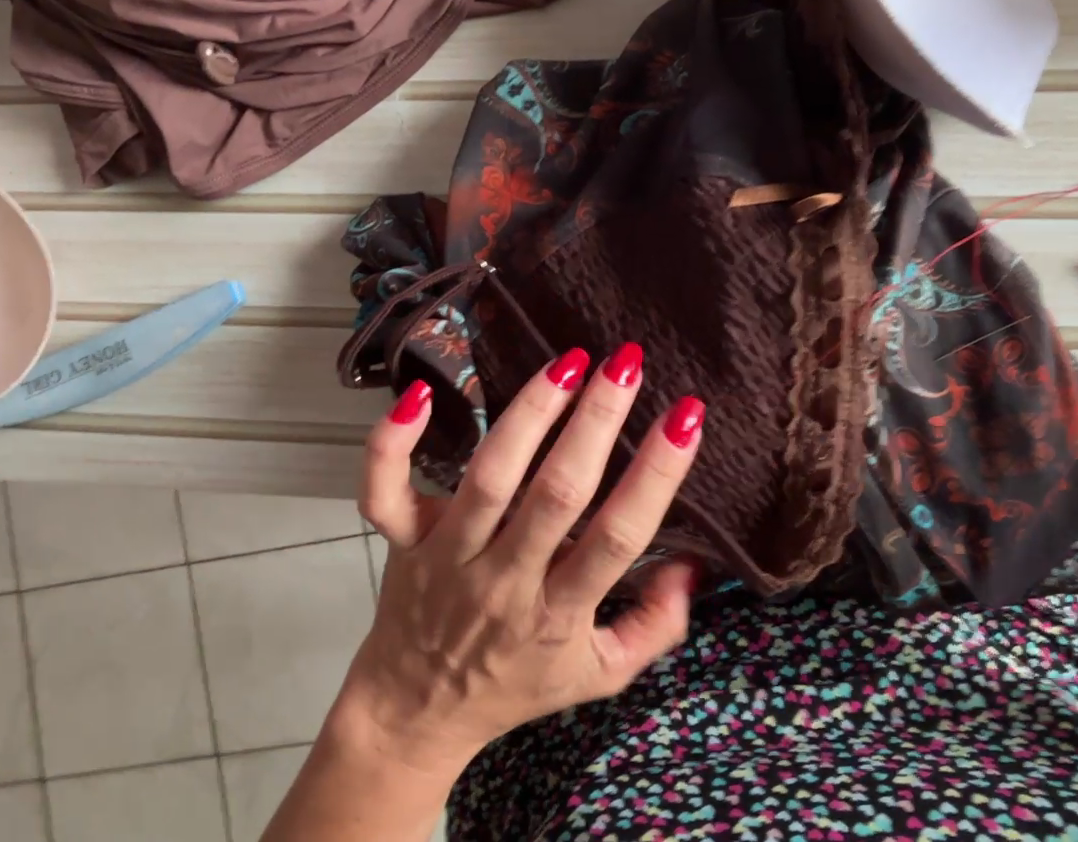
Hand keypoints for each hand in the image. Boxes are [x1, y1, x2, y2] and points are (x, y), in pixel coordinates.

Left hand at [334, 343, 705, 773]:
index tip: (686, 416)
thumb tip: (692, 565)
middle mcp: (505, 580)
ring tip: (567, 364)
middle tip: (627, 364)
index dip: (656, 475)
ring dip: (529, 414)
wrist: (417, 713)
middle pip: (555, 494)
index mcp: (559, 613)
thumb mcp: (600, 675)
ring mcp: (448, 557)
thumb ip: (654, 628)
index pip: (617, 537)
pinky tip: (418, 395)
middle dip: (596, 422)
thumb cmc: (515, 684)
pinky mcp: (403, 541)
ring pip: (488, 477)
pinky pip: (385, 493)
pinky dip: (392, 446)